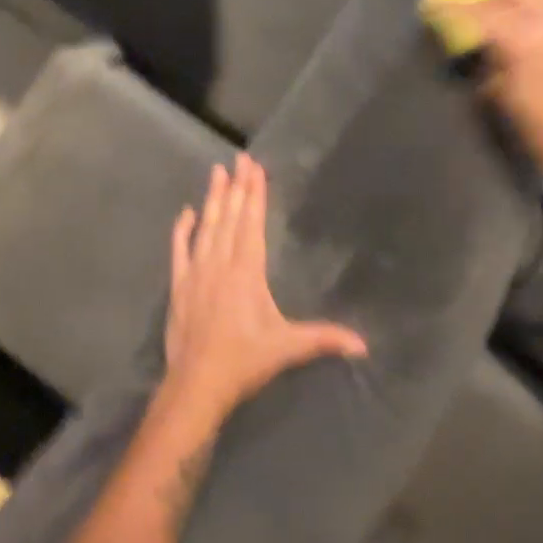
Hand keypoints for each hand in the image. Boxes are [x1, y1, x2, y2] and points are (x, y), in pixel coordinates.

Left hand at [161, 155, 367, 421]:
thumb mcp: (288, 348)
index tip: (255, 168)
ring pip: (206, 227)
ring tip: (216, 172)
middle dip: (236, 186)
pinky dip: (183, 230)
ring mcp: (196, 273)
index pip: (251, 224)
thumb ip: (324, 339)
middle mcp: (220, 264)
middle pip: (230, 217)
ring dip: (212, 199)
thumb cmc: (244, 361)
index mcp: (247, 272)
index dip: (255, 194)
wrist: (196, 383)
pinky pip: (179, 250)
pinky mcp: (178, 286)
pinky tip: (186, 213)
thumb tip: (364, 345)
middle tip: (239, 158)